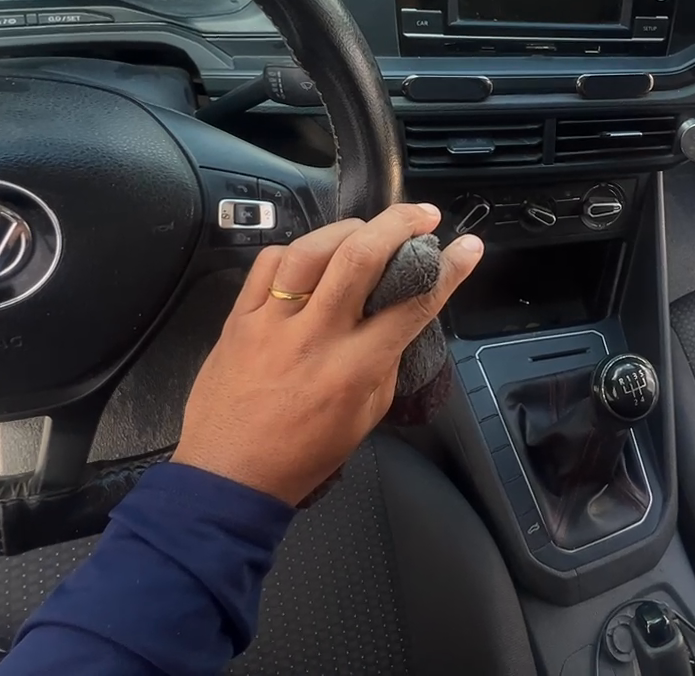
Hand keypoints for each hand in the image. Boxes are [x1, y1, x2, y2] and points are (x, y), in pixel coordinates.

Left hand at [172, 204, 482, 504]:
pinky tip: (316, 253)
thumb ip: (389, 356)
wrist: (225, 479)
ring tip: (370, 228)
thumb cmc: (306, 453)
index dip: (449, 270)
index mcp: (354, 368)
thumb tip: (403, 311)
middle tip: (423, 215)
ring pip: (312, 250)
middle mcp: (314, 337)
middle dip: (399, 224)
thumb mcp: (370, 411)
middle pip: (359, 258)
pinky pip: (269, 263)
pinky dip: (299, 249)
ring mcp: (271, 323)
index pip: (413, 305)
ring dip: (350, 228)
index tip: (468, 247)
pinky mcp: (238, 318)